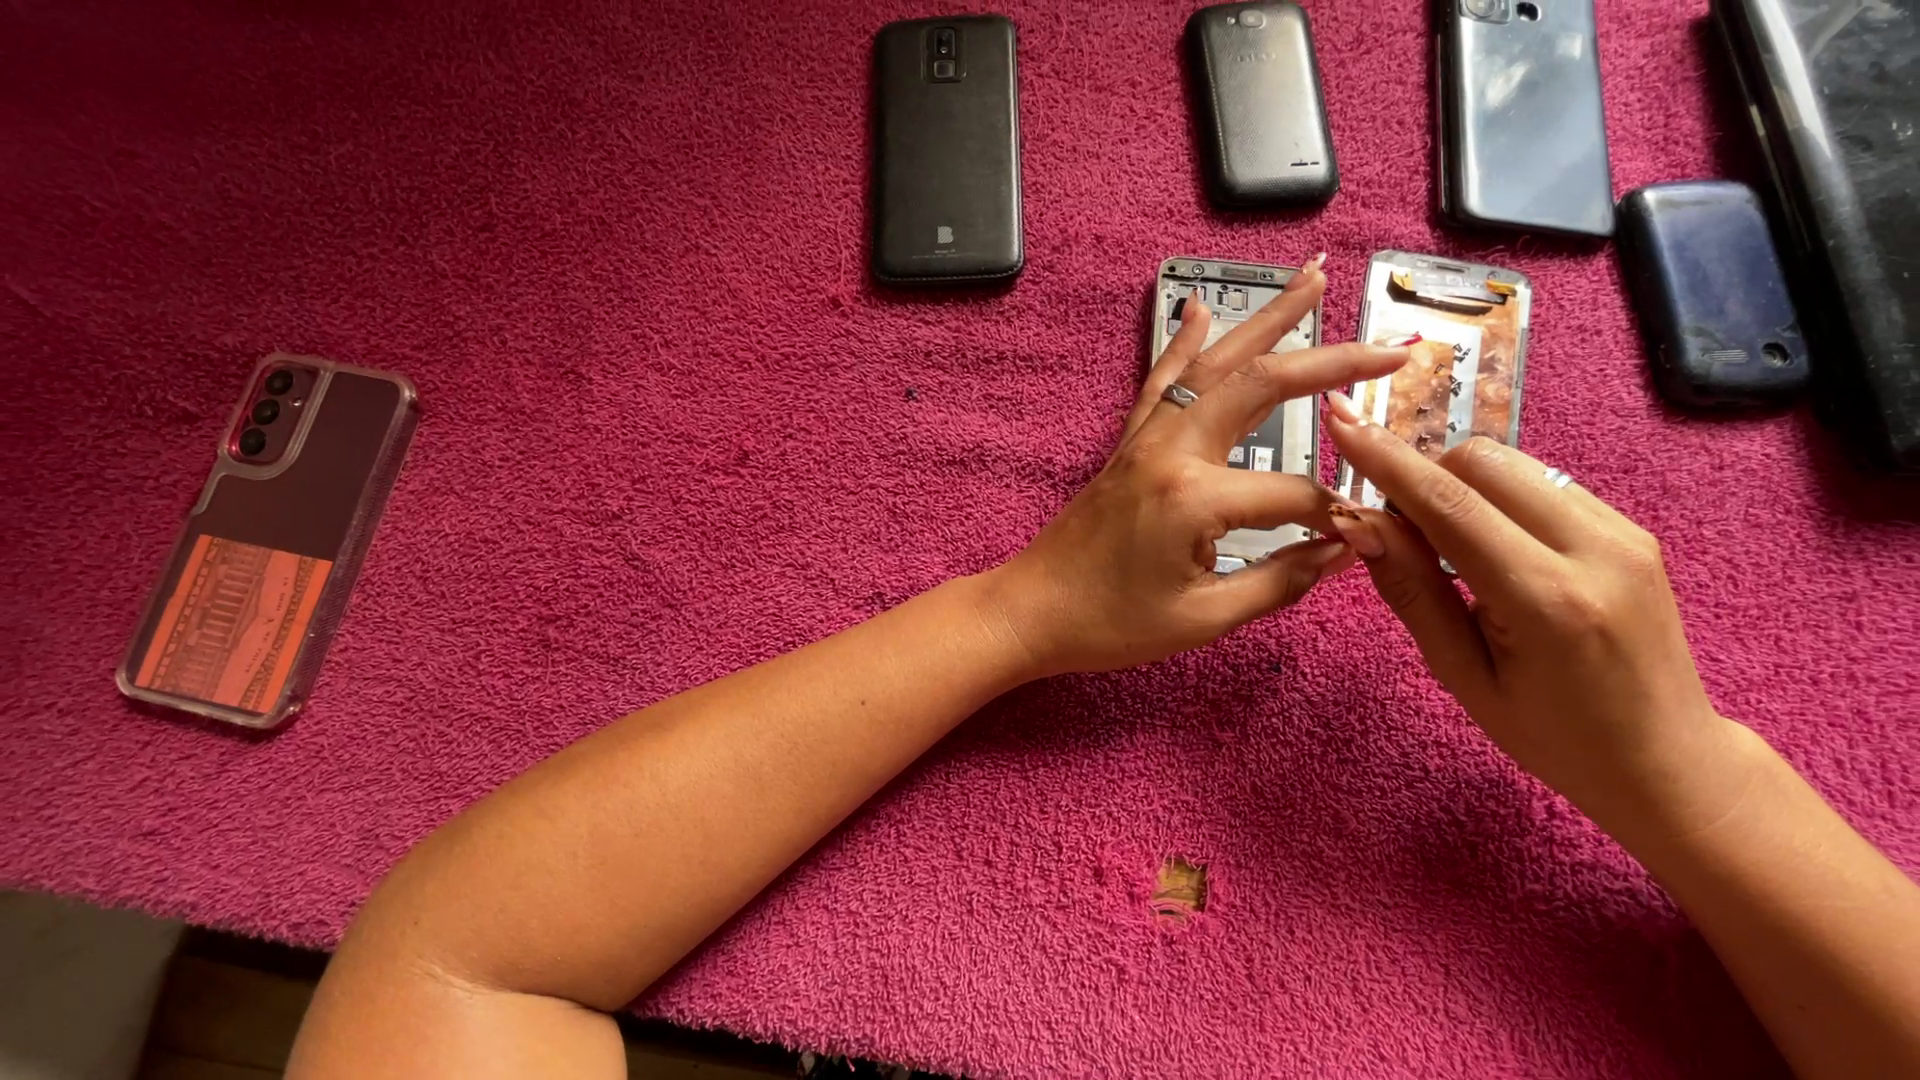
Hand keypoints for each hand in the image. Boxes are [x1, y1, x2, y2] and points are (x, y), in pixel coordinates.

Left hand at [984, 259, 1410, 676]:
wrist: (1031, 611)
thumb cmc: (1111, 624)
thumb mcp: (1203, 618)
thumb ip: (1280, 580)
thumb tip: (1345, 550)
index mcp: (1194, 497)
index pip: (1292, 494)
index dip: (1335, 517)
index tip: (1364, 536)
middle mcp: (1171, 450)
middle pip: (1260, 385)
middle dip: (1331, 362)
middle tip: (1390, 346)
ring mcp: (1146, 440)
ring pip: (1213, 365)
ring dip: (1265, 320)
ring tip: (1312, 276)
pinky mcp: (1128, 444)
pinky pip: (1161, 381)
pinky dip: (1183, 343)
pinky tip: (1198, 306)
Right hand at [1320, 395, 1737, 820]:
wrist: (1666, 759)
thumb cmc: (1550, 734)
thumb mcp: (1461, 674)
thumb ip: (1411, 590)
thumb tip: (1359, 524)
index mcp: (1547, 598)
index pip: (1449, 504)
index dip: (1386, 460)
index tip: (1341, 423)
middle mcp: (1596, 547)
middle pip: (1481, 462)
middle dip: (1422, 477)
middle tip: (1395, 530)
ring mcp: (1623, 531)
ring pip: (1511, 464)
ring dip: (1456, 485)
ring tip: (1441, 545)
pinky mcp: (1631, 527)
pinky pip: (1539, 483)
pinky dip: (1493, 498)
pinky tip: (1487, 548)